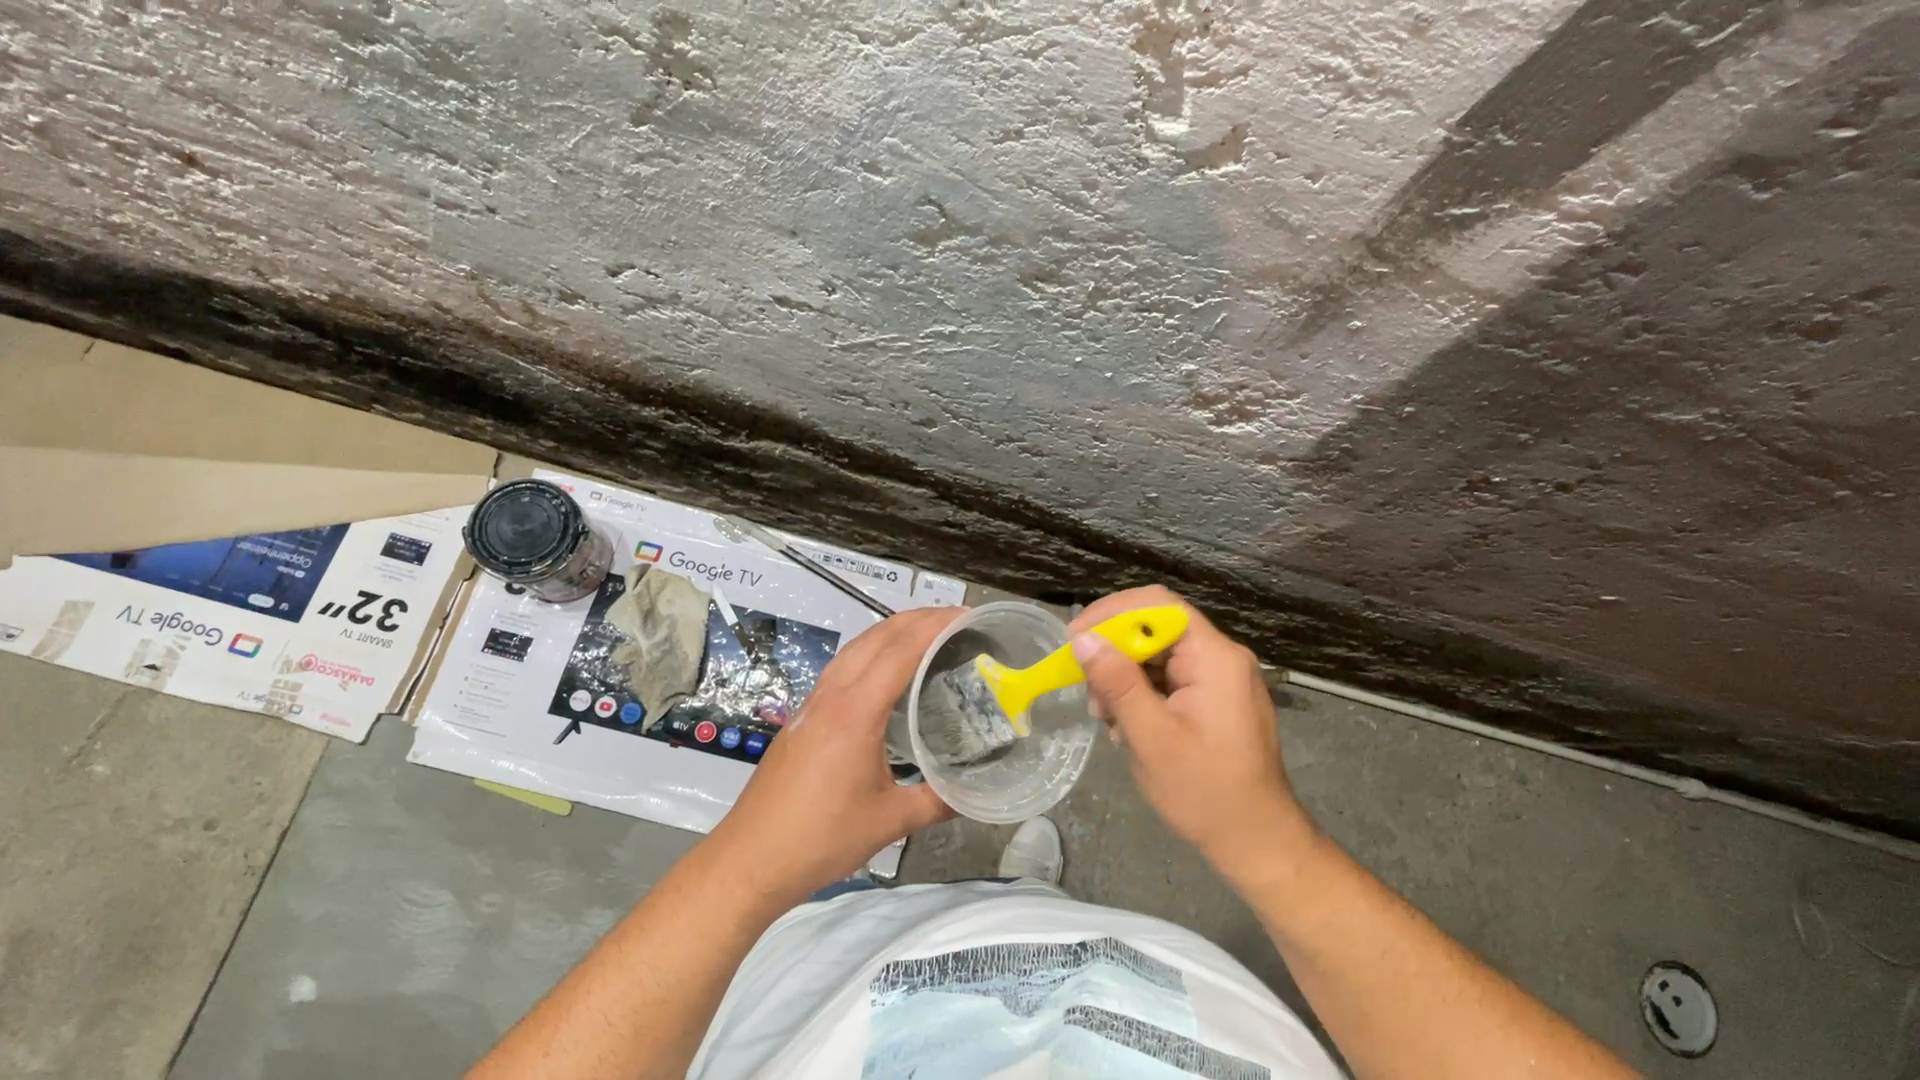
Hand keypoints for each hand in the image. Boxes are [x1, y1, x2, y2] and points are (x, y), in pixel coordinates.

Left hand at [710, 606, 961, 901]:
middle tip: (957, 619)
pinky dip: (871, 653)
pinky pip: (842, 668)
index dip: (935, 626)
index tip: (969, 615)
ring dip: (891, 631)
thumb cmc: (820, 838)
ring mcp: (813, 704)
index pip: (900, 651)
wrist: (751, 858)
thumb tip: (970, 793)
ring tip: (927, 635)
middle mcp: (832, 696)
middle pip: (876, 637)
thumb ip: (935, 802)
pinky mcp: (802, 718)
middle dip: (917, 618)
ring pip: (855, 648)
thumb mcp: (889, 822)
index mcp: (855, 712)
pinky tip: (887, 674)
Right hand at [1069, 586, 1311, 865]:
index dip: (1111, 613)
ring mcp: (1221, 678)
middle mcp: (1222, 657)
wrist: (1256, 840)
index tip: (1075, 640)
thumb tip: (1082, 639)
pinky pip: (1171, 678)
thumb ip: (1117, 683)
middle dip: (1114, 653)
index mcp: (1214, 658)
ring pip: (1159, 654)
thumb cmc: (1205, 792)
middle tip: (1089, 694)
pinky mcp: (1216, 699)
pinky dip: (1142, 693)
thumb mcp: (1152, 739)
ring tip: (1107, 718)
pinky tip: (1127, 726)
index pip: (1158, 605)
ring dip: (1124, 677)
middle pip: (1156, 627)